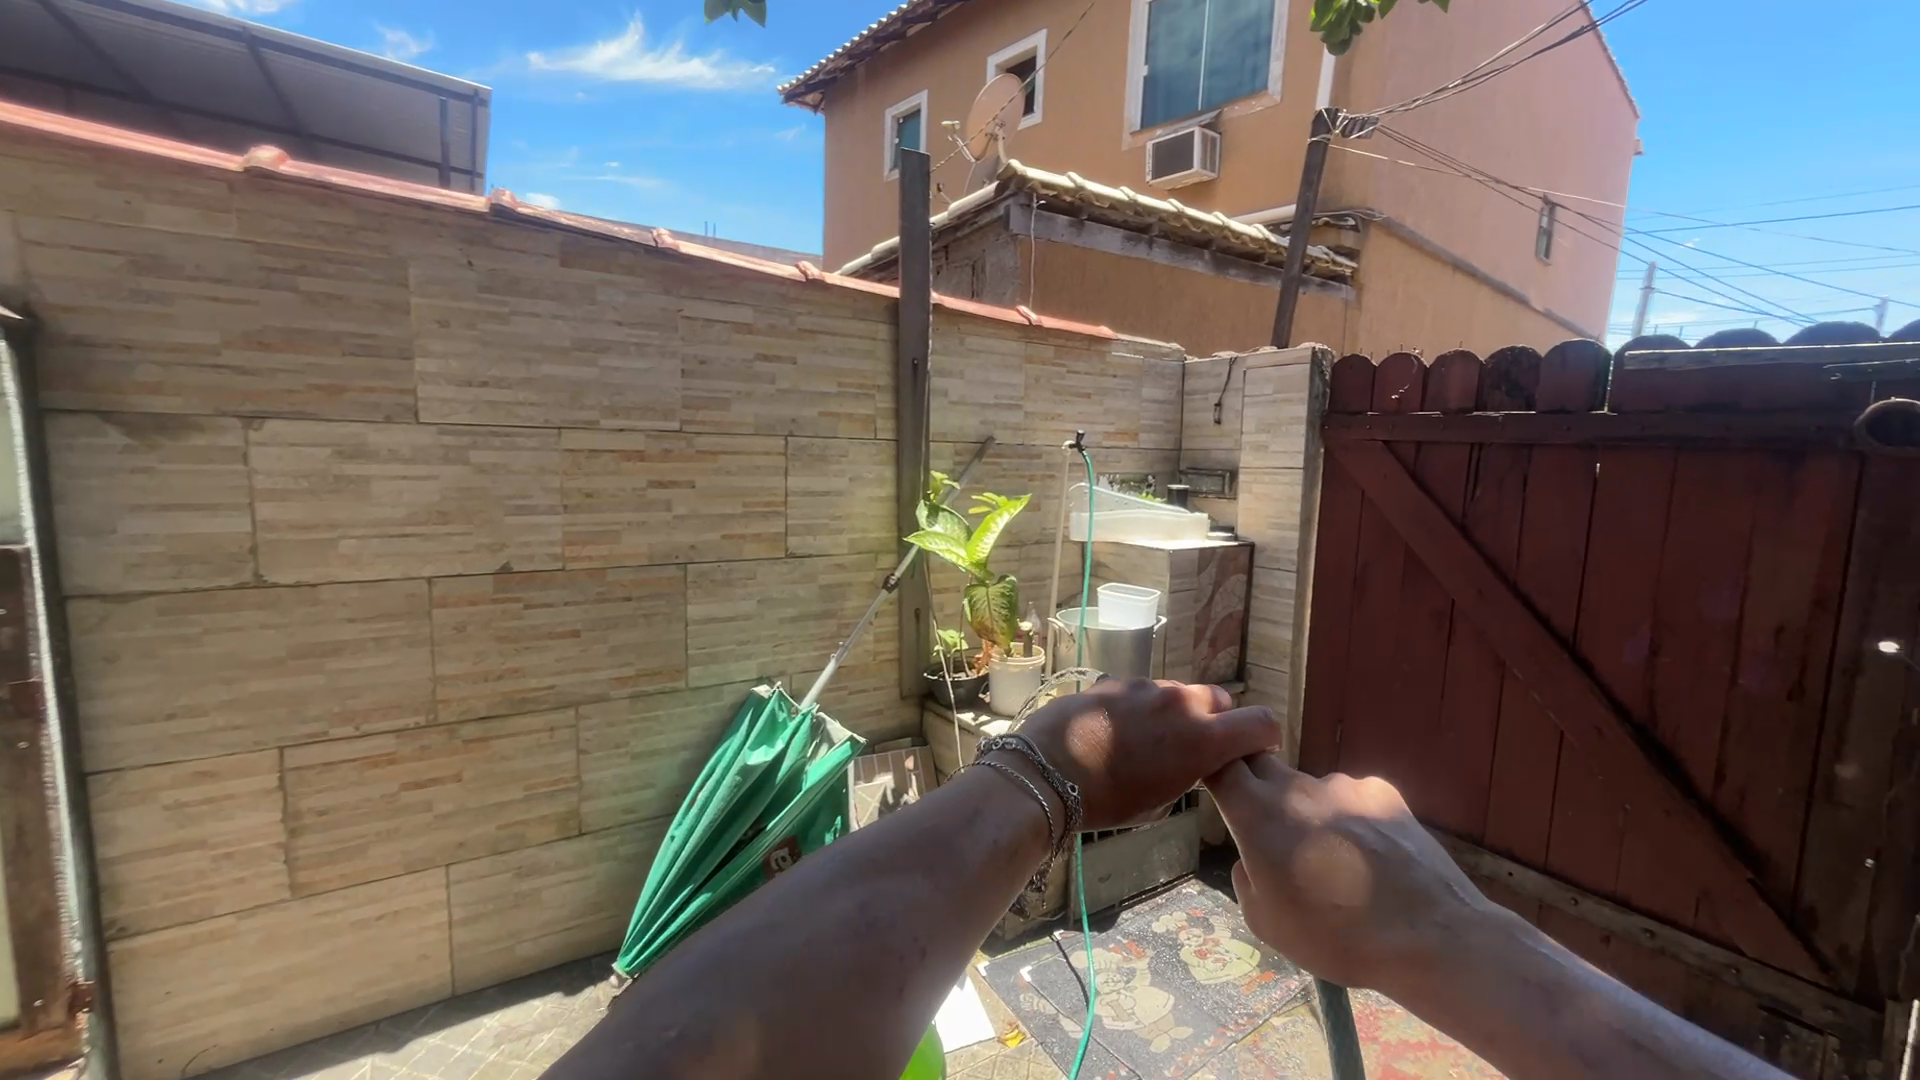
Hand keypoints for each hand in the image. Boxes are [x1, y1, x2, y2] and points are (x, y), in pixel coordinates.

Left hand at [1017, 679, 1280, 830]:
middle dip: (1218, 719)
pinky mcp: (1116, 681)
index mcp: (1203, 737)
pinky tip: (1119, 729)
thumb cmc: (1107, 801)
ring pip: (1178, 692)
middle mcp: (1181, 702)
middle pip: (1219, 699)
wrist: (1047, 771)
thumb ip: (1190, 770)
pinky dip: (1143, 706)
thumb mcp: (1161, 800)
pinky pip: (1144, 691)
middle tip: (1197, 746)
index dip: (1262, 737)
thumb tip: (1193, 758)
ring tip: (1150, 739)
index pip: (1261, 721)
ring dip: (1176, 711)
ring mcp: (1146, 686)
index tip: (1249, 751)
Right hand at [1204, 754, 1497, 993]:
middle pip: (1261, 764)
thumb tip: (1252, 858)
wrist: (1430, 937)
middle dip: (1257, 787)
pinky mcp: (1383, 791)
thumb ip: (1245, 877)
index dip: (1212, 766)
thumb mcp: (1264, 922)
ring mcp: (1341, 784)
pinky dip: (1351, 818)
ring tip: (1336, 861)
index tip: (1217, 786)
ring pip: (1310, 788)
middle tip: (1271, 831)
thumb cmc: (1334, 936)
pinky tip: (1371, 856)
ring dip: (1310, 812)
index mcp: (1256, 812)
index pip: (1218, 762)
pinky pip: (1352, 797)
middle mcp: (1294, 786)